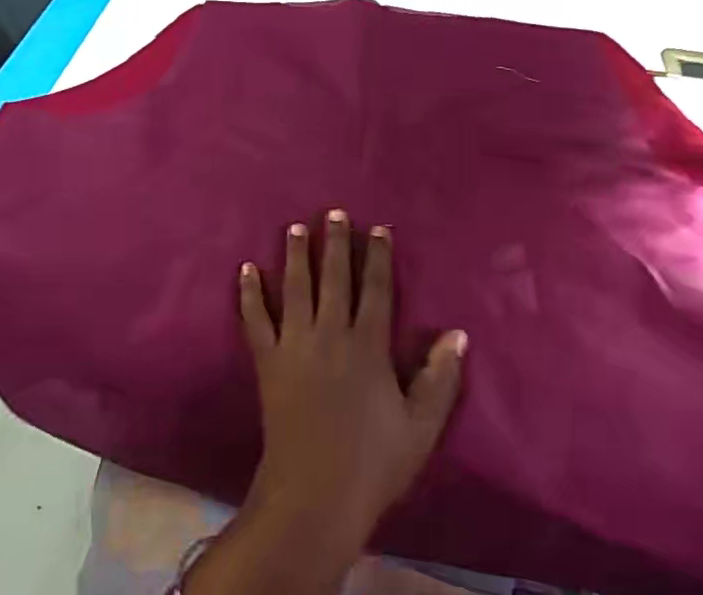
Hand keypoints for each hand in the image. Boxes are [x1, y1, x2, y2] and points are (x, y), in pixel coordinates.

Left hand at [238, 209, 467, 542]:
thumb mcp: (421, 426)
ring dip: (295, 255)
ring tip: (294, 226)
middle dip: (335, 242)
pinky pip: (255, 317)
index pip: (376, 290)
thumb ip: (440, 378)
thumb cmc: (374, 460)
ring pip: (295, 287)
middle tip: (333, 212)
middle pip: (333, 278)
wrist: (315, 491)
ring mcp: (294, 343)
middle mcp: (330, 334)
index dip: (378, 257)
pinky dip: (250, 292)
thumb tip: (457, 333)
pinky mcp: (266, 359)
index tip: (377, 229)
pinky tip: (246, 268)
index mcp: (369, 346)